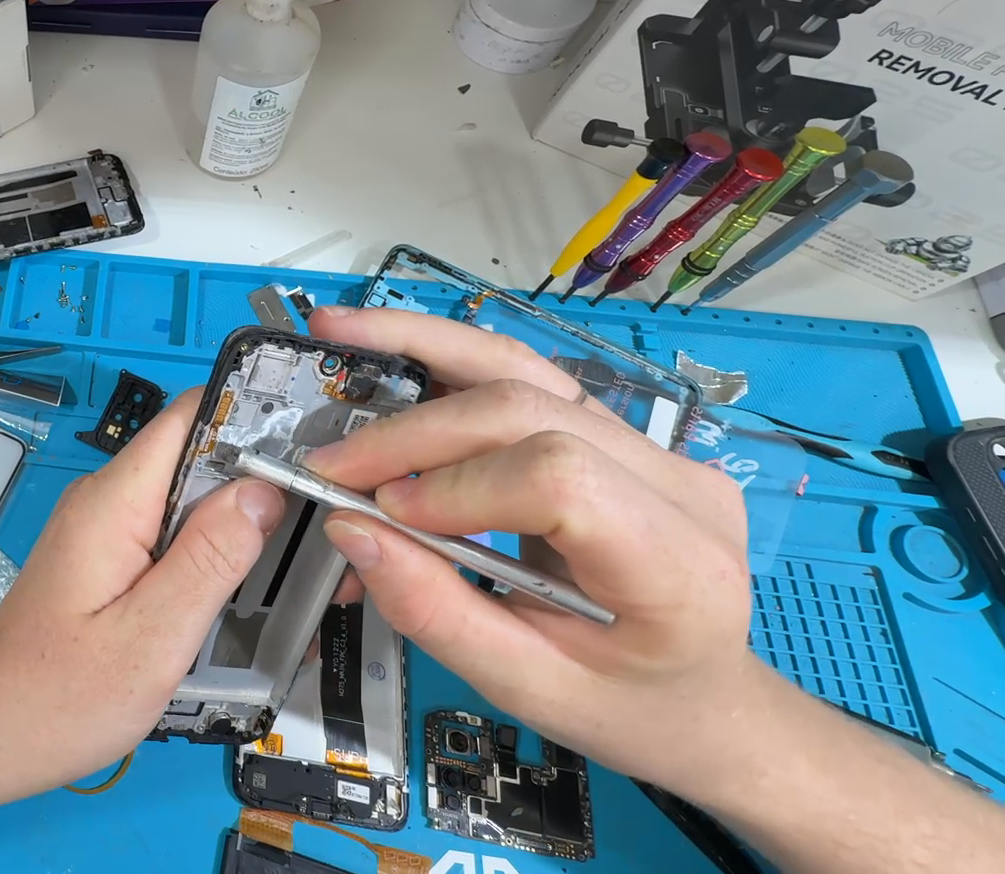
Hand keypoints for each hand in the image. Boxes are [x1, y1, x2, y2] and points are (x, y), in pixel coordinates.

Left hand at [0, 390, 284, 795]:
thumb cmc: (61, 697)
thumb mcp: (151, 636)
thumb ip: (210, 559)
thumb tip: (262, 489)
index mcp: (113, 502)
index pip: (186, 419)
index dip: (247, 421)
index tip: (305, 451)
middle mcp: (105, 499)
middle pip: (190, 456)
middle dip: (252, 478)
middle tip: (315, 520)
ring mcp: (101, 527)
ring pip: (182, 496)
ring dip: (233, 520)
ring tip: (289, 559)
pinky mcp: (103, 555)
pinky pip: (164, 531)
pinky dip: (204, 548)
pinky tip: (234, 585)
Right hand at [305, 307, 766, 797]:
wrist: (704, 698)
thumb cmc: (626, 706)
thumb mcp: (526, 687)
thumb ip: (434, 611)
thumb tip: (347, 528)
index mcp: (673, 560)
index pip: (557, 478)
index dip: (455, 487)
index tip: (382, 516)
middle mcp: (671, 478)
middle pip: (523, 407)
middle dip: (410, 432)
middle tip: (330, 465)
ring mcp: (643, 441)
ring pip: (517, 363)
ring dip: (414, 344)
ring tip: (336, 328)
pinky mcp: (605, 426)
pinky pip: (514, 373)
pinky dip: (436, 355)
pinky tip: (385, 342)